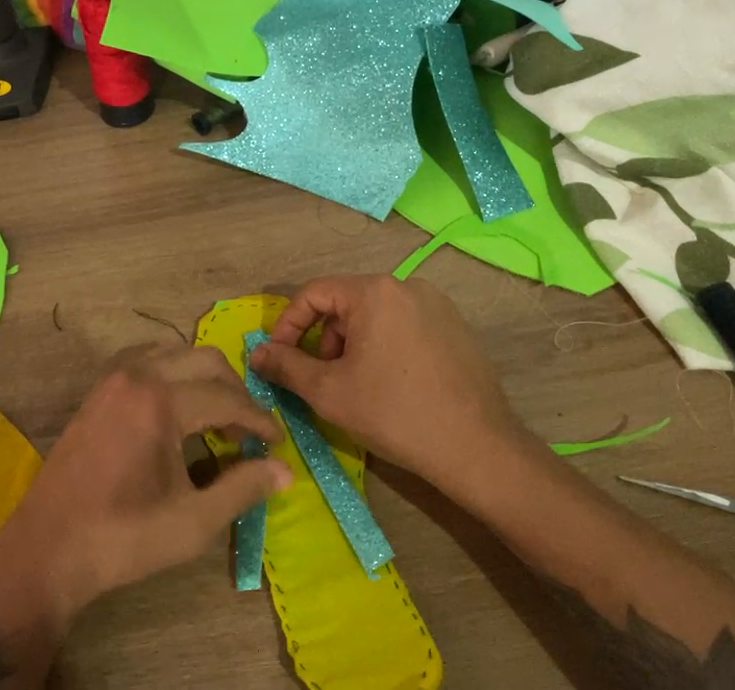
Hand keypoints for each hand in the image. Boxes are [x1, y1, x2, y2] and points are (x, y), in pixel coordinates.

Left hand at [0, 343, 291, 627]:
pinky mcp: (98, 390)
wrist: (49, 547)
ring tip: (217, 421)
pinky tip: (179, 412)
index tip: (278, 443)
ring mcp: (112, 378)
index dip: (259, 420)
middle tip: (249, 433)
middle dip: (235, 392)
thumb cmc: (124, 537)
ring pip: (175, 353)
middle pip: (204, 360)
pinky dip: (173, 375)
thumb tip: (285, 471)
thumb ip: (243, 488)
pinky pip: (147, 361)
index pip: (226, 398)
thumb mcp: (193, 521)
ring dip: (203, 379)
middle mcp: (137, 375)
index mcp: (160, 401)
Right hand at [248, 275, 537, 488]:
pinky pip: (404, 328)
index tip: (279, 359)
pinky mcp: (456, 329)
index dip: (288, 325)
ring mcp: (438, 306)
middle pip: (346, 304)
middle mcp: (407, 286)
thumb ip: (286, 366)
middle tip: (321, 381)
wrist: (477, 449)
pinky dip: (385, 349)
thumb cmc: (394, 414)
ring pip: (375, 317)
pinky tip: (391, 388)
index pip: (314, 293)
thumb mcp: (328, 392)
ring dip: (353, 347)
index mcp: (374, 292)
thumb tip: (256, 354)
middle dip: (324, 341)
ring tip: (355, 388)